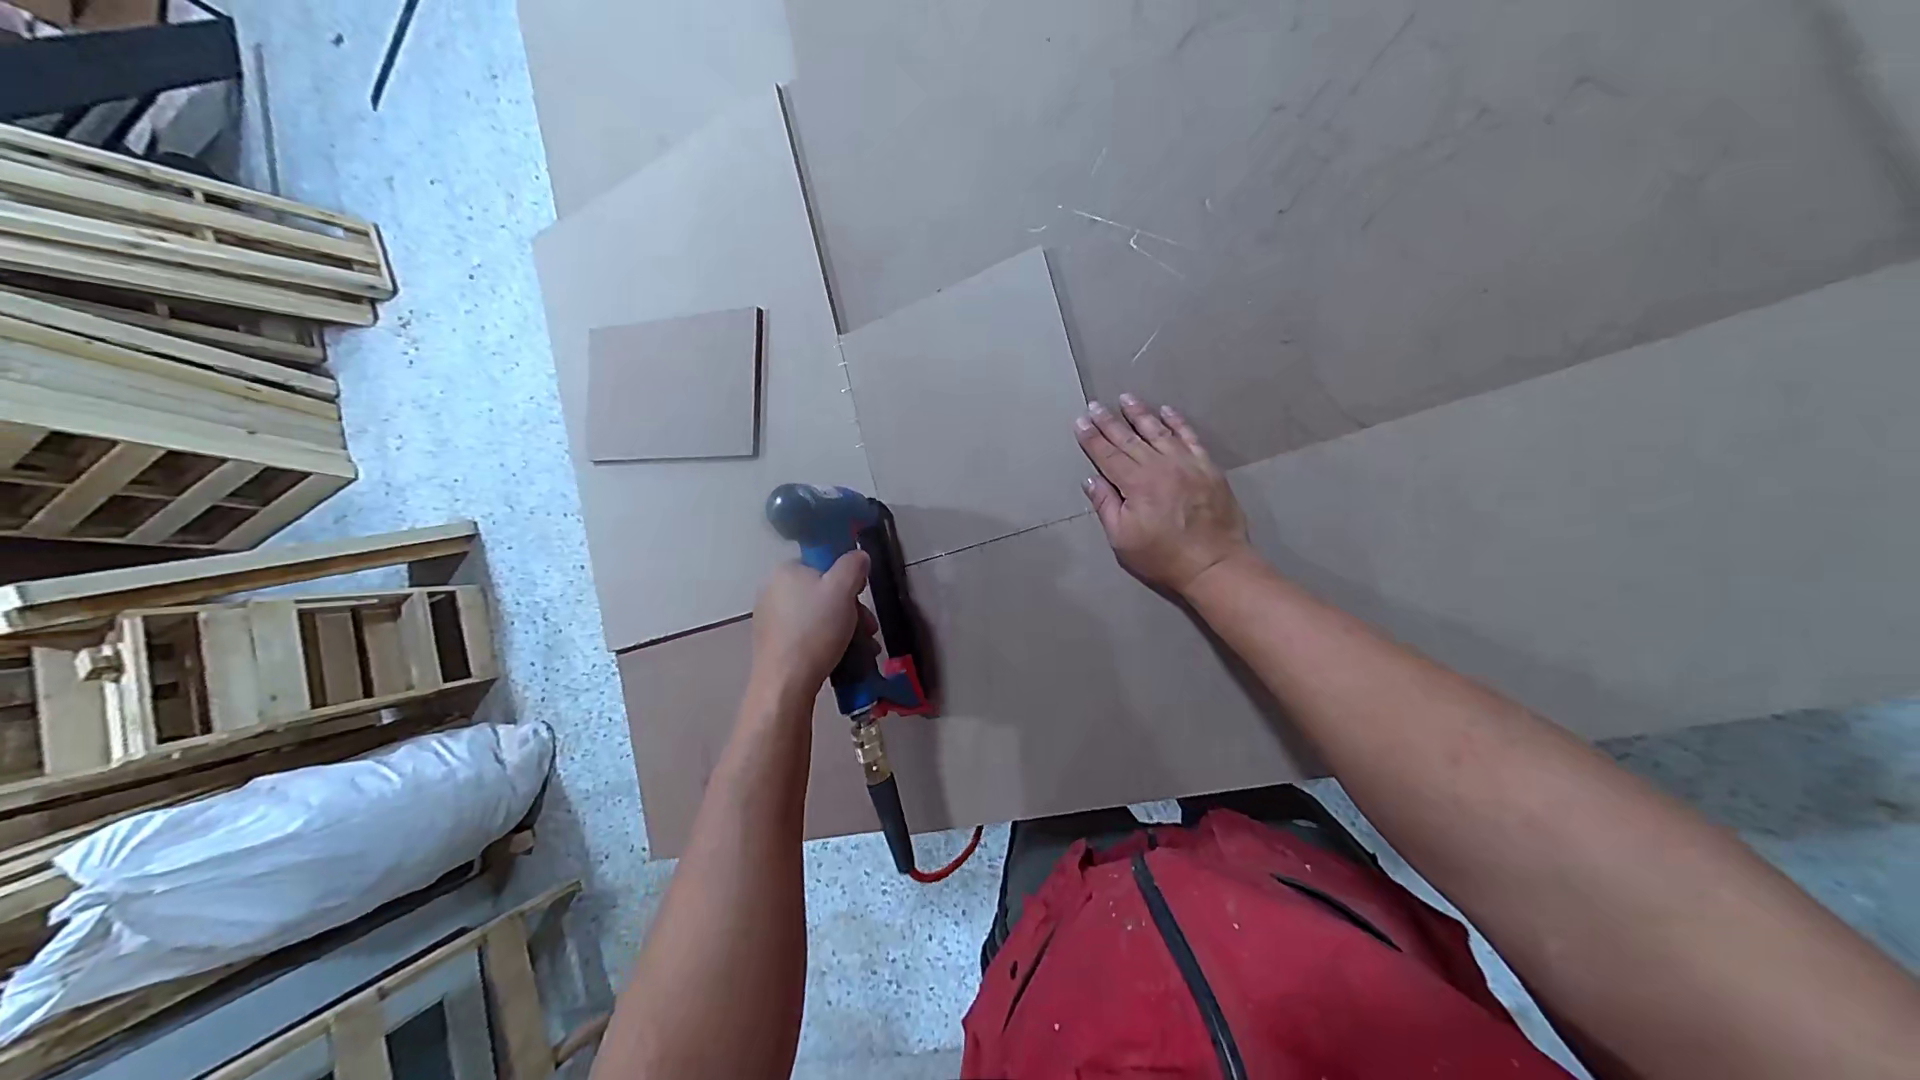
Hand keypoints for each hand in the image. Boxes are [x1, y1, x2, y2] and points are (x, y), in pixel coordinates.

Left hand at [748, 551, 870, 702]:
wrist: (786, 682)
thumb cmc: (815, 630)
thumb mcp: (843, 589)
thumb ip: (853, 566)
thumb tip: (858, 556)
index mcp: (785, 570)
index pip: (823, 564)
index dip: (847, 579)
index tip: (861, 598)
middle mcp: (772, 590)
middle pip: (822, 591)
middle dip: (850, 609)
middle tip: (867, 628)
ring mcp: (770, 619)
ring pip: (817, 615)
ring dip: (843, 627)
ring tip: (862, 647)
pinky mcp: (772, 643)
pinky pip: (806, 634)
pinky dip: (826, 641)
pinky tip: (842, 656)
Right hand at [1075, 395, 1255, 594]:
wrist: (1215, 563)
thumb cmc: (1163, 556)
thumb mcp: (1123, 539)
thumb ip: (1106, 506)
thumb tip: (1091, 480)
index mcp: (1136, 484)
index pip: (1107, 455)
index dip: (1091, 438)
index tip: (1080, 421)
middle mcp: (1159, 466)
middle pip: (1128, 439)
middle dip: (1109, 422)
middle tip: (1095, 405)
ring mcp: (1186, 463)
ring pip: (1158, 431)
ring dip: (1140, 414)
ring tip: (1126, 398)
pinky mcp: (1207, 467)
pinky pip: (1190, 437)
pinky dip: (1177, 422)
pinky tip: (1167, 411)